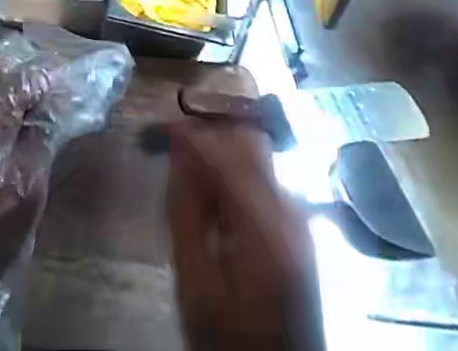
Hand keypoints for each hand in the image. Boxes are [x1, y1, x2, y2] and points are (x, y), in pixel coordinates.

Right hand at [168, 119, 323, 350]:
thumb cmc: (231, 337)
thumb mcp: (196, 283)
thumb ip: (186, 213)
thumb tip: (177, 155)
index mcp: (267, 225)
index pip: (228, 151)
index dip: (191, 133)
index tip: (159, 128)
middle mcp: (291, 210)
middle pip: (249, 143)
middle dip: (208, 136)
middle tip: (174, 151)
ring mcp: (298, 218)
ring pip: (256, 157)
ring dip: (220, 154)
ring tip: (187, 179)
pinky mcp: (296, 227)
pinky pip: (261, 179)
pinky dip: (232, 175)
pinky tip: (211, 201)